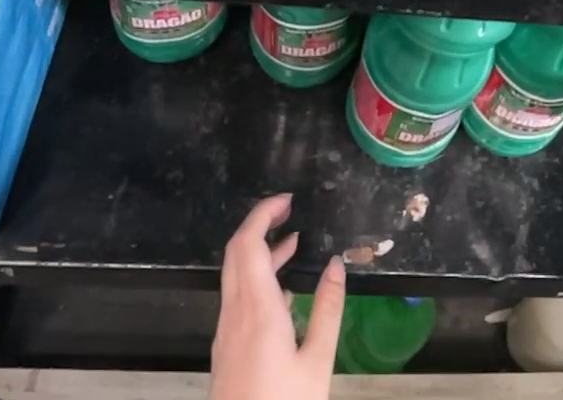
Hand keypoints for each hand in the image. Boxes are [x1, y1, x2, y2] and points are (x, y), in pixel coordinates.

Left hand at [210, 194, 345, 399]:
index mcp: (257, 310)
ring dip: (259, 251)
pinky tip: (282, 288)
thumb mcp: (318, 362)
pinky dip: (256, 277)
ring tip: (294, 243)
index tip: (289, 201)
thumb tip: (337, 264)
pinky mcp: (226, 349)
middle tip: (290, 211)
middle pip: (235, 253)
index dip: (263, 214)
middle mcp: (234, 314)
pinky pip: (236, 296)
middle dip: (259, 224)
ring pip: (234, 275)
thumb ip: (327, 308)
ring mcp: (225, 332)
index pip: (248, 244)